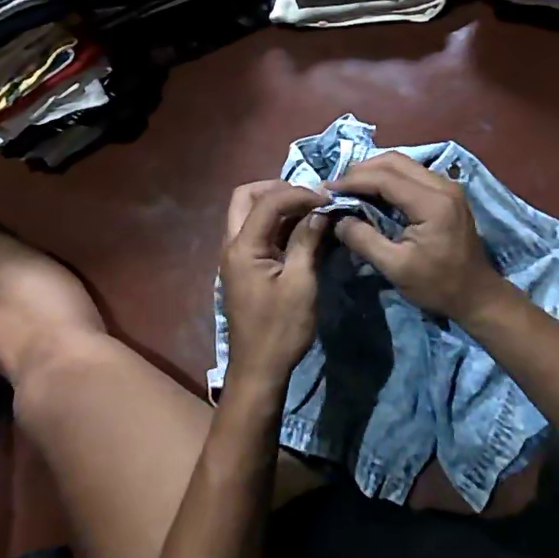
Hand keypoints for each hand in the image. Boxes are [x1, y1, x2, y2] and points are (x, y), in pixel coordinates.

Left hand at [219, 181, 330, 387]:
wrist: (259, 369)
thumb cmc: (281, 328)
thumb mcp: (301, 283)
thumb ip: (307, 241)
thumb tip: (319, 211)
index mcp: (243, 246)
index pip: (268, 202)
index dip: (298, 193)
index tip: (326, 199)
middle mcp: (232, 244)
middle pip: (245, 197)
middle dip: (276, 189)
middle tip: (308, 196)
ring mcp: (235, 256)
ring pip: (247, 213)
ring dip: (276, 205)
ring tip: (309, 210)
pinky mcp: (243, 267)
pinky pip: (254, 231)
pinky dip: (275, 222)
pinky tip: (301, 230)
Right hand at [326, 153, 508, 322]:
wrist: (477, 295)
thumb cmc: (438, 285)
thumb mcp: (395, 268)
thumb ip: (364, 240)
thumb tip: (338, 220)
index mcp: (433, 202)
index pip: (385, 178)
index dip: (353, 180)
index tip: (327, 189)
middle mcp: (442, 185)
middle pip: (395, 161)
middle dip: (362, 170)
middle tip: (337, 185)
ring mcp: (447, 186)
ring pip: (404, 163)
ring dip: (374, 171)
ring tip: (349, 186)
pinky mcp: (446, 193)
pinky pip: (412, 173)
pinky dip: (388, 177)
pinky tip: (372, 191)